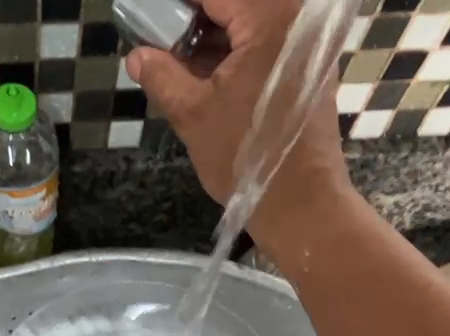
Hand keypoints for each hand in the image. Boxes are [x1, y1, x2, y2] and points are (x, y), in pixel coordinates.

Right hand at [124, 0, 348, 222]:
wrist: (299, 202)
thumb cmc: (246, 158)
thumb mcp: (193, 115)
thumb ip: (162, 76)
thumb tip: (137, 55)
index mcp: (271, 16)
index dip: (176, 6)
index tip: (150, 18)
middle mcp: (298, 16)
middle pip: (235, 5)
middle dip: (196, 21)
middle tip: (163, 44)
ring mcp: (309, 42)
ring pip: (251, 22)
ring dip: (215, 37)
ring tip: (180, 64)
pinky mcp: (312, 66)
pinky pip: (268, 42)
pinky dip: (237, 52)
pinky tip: (209, 77)